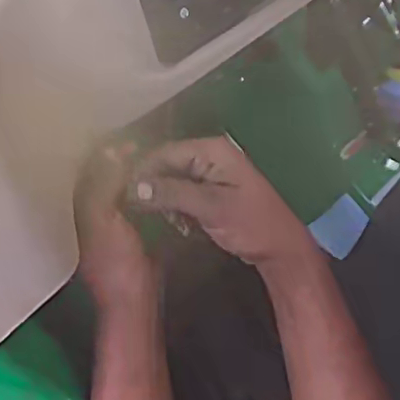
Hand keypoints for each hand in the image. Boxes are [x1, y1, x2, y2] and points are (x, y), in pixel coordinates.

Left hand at [75, 144, 156, 318]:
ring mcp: (114, 226)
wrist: (136, 302)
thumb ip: (102, 186)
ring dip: (132, 173)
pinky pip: (136, 203)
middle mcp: (93, 215)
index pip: (87, 171)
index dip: (104, 153)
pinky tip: (158, 180)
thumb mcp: (103, 220)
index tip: (126, 137)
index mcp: (80, 210)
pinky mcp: (133, 234)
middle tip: (141, 140)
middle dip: (118, 160)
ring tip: (151, 154)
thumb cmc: (116, 263)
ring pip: (119, 190)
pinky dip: (144, 190)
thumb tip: (109, 151)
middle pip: (103, 179)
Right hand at [131, 137, 319, 274]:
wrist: (282, 249)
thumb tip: (134, 185)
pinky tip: (165, 219)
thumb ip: (172, 193)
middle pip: (165, 163)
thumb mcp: (210, 207)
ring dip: (158, 196)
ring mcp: (210, 173)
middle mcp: (209, 155)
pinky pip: (181, 191)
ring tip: (143, 215)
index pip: (164, 152)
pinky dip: (171, 204)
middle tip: (127, 206)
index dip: (140, 170)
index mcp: (212, 150)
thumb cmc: (251, 224)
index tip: (118, 190)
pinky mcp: (209, 191)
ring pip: (171, 179)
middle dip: (148, 184)